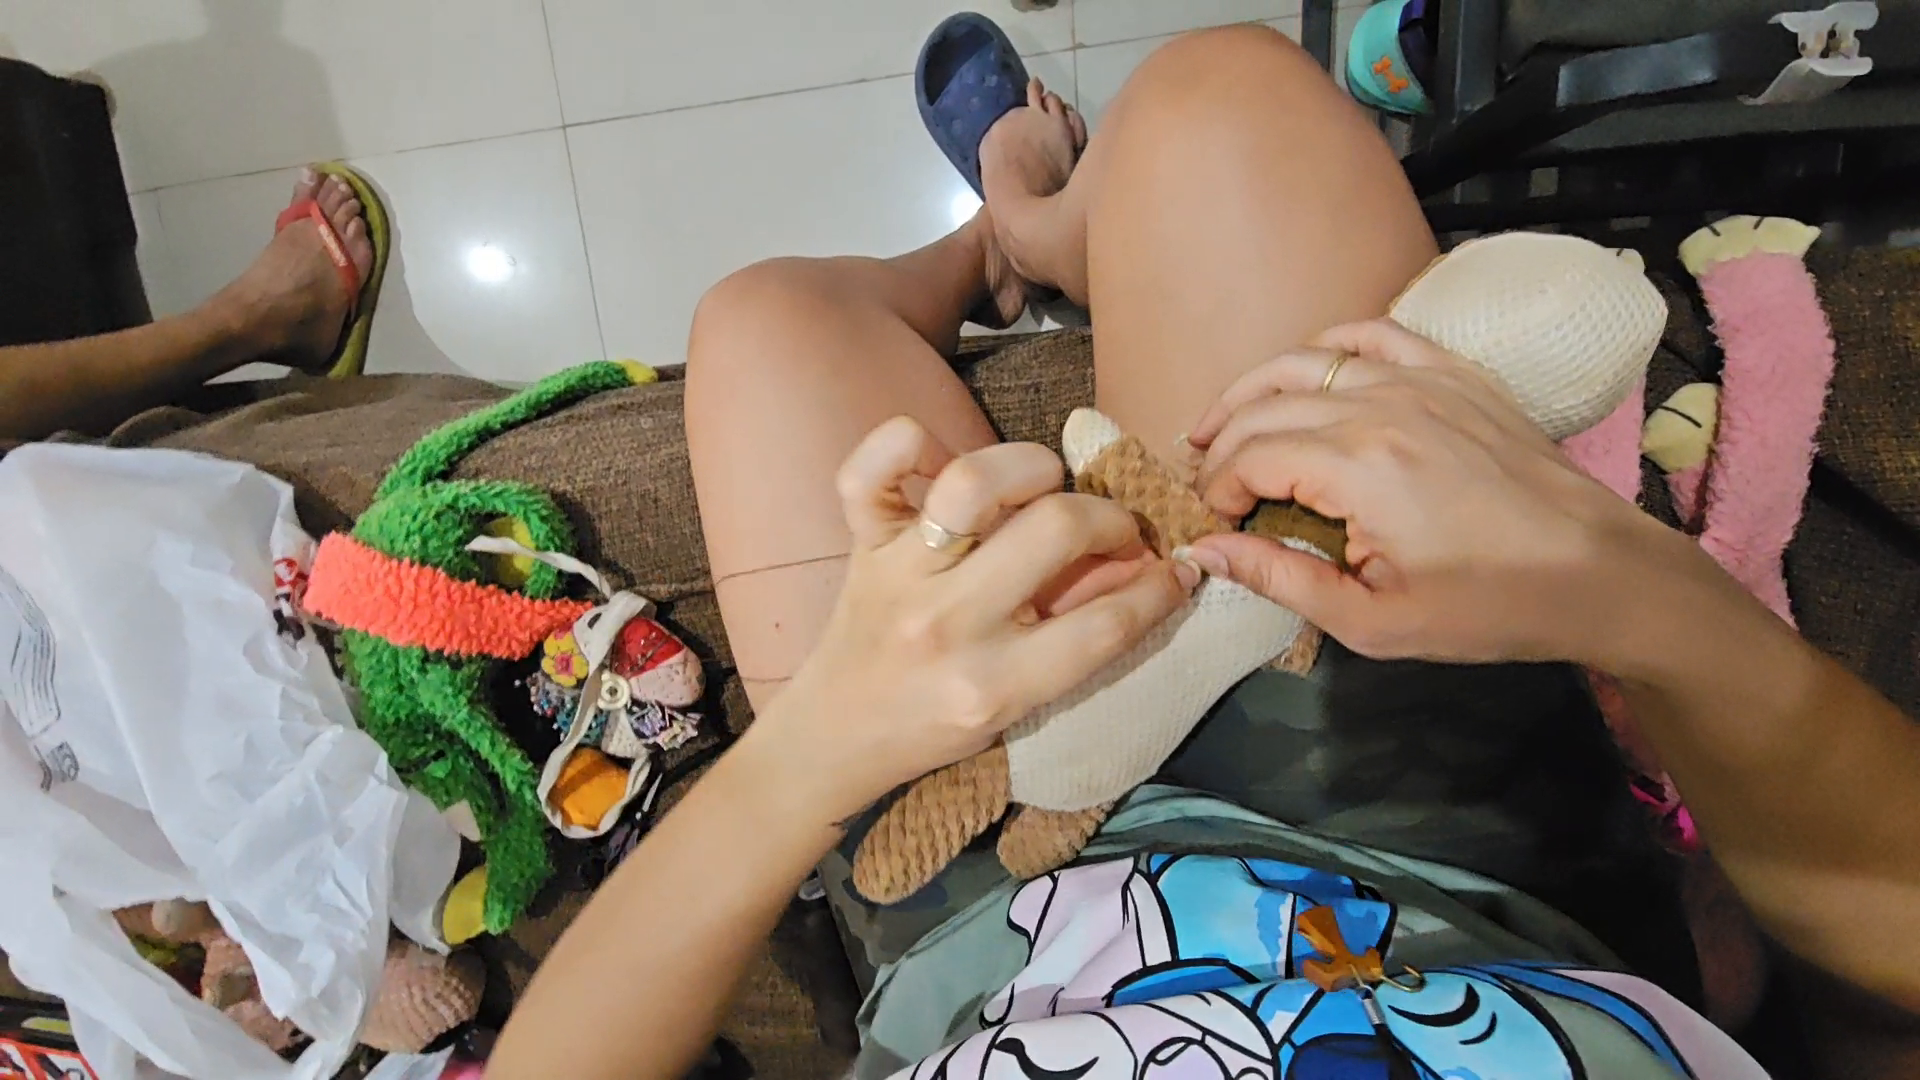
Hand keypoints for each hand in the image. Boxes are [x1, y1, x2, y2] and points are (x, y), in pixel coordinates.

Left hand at [752, 417, 1198, 818]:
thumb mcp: (1020, 706)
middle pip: (1055, 529)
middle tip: (1112, 529)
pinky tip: (941, 462)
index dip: (1160, 589)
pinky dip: (908, 444)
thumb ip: (1080, 637)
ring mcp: (898, 575)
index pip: (1107, 624)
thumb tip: (1146, 570)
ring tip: (1044, 487)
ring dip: (1030, 467)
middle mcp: (946, 622)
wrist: (837, 734)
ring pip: (973, 479)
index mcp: (994, 682)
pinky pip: (870, 470)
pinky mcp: (862, 545)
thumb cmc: (935, 728)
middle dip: (1110, 518)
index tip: (1174, 569)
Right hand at [1181, 319, 1700, 668]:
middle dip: (1219, 446)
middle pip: (1263, 408)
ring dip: (1249, 392)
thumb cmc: (1481, 608)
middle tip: (1207, 484)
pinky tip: (1306, 372)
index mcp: (1356, 469)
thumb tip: (1201, 551)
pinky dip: (1326, 347)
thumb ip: (1276, 578)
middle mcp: (1379, 408)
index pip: (1248, 458)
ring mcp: (1420, 380)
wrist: (1600, 576)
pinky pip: (1372, 335)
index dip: (1215, 490)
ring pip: (1302, 363)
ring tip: (1219, 424)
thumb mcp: (1368, 620)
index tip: (1216, 525)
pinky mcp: (1454, 373)